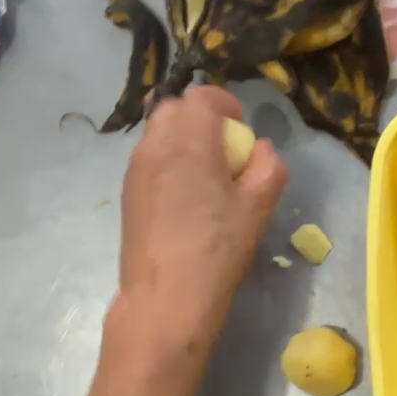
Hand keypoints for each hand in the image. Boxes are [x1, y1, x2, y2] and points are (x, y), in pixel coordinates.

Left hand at [111, 86, 287, 354]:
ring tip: (207, 179)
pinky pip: (151, 160)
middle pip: (176, 109)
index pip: (203, 97)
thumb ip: (268, 168)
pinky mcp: (128, 193)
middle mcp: (156, 145)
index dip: (226, 105)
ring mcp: (136, 169)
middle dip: (202, 120)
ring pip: (159, 134)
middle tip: (226, 152)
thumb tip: (261, 149)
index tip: (242, 129)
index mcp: (190, 141)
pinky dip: (170, 164)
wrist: (167, 297)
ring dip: (184, 142)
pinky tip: (187, 202)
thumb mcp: (258, 209)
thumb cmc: (218, 251)